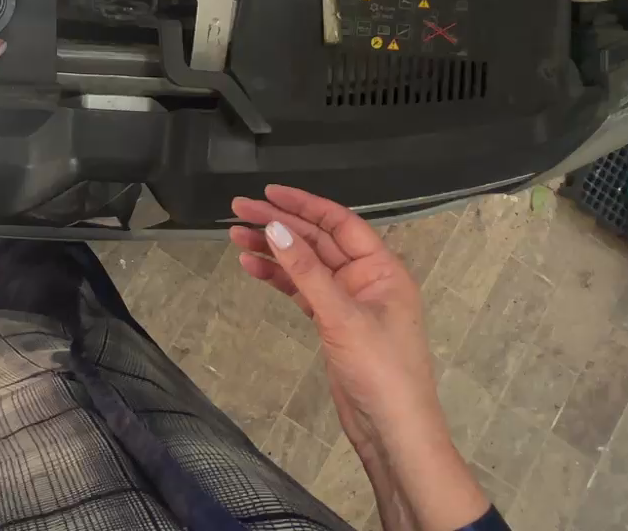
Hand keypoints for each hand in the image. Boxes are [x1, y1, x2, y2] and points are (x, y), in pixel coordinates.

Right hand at [229, 186, 487, 530]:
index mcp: (381, 268)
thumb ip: (306, 271)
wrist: (393, 434)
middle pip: (315, 240)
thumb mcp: (343, 316)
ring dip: (271, 249)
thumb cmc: (381, 372)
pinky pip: (300, 288)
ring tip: (234, 237)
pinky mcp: (331, 322)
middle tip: (237, 211)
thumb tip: (275, 227)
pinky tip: (251, 266)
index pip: (338, 222)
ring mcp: (347, 300)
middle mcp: (365, 278)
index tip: (268, 192)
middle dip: (278, 224)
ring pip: (303, 263)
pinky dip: (277, 277)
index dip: (303, 204)